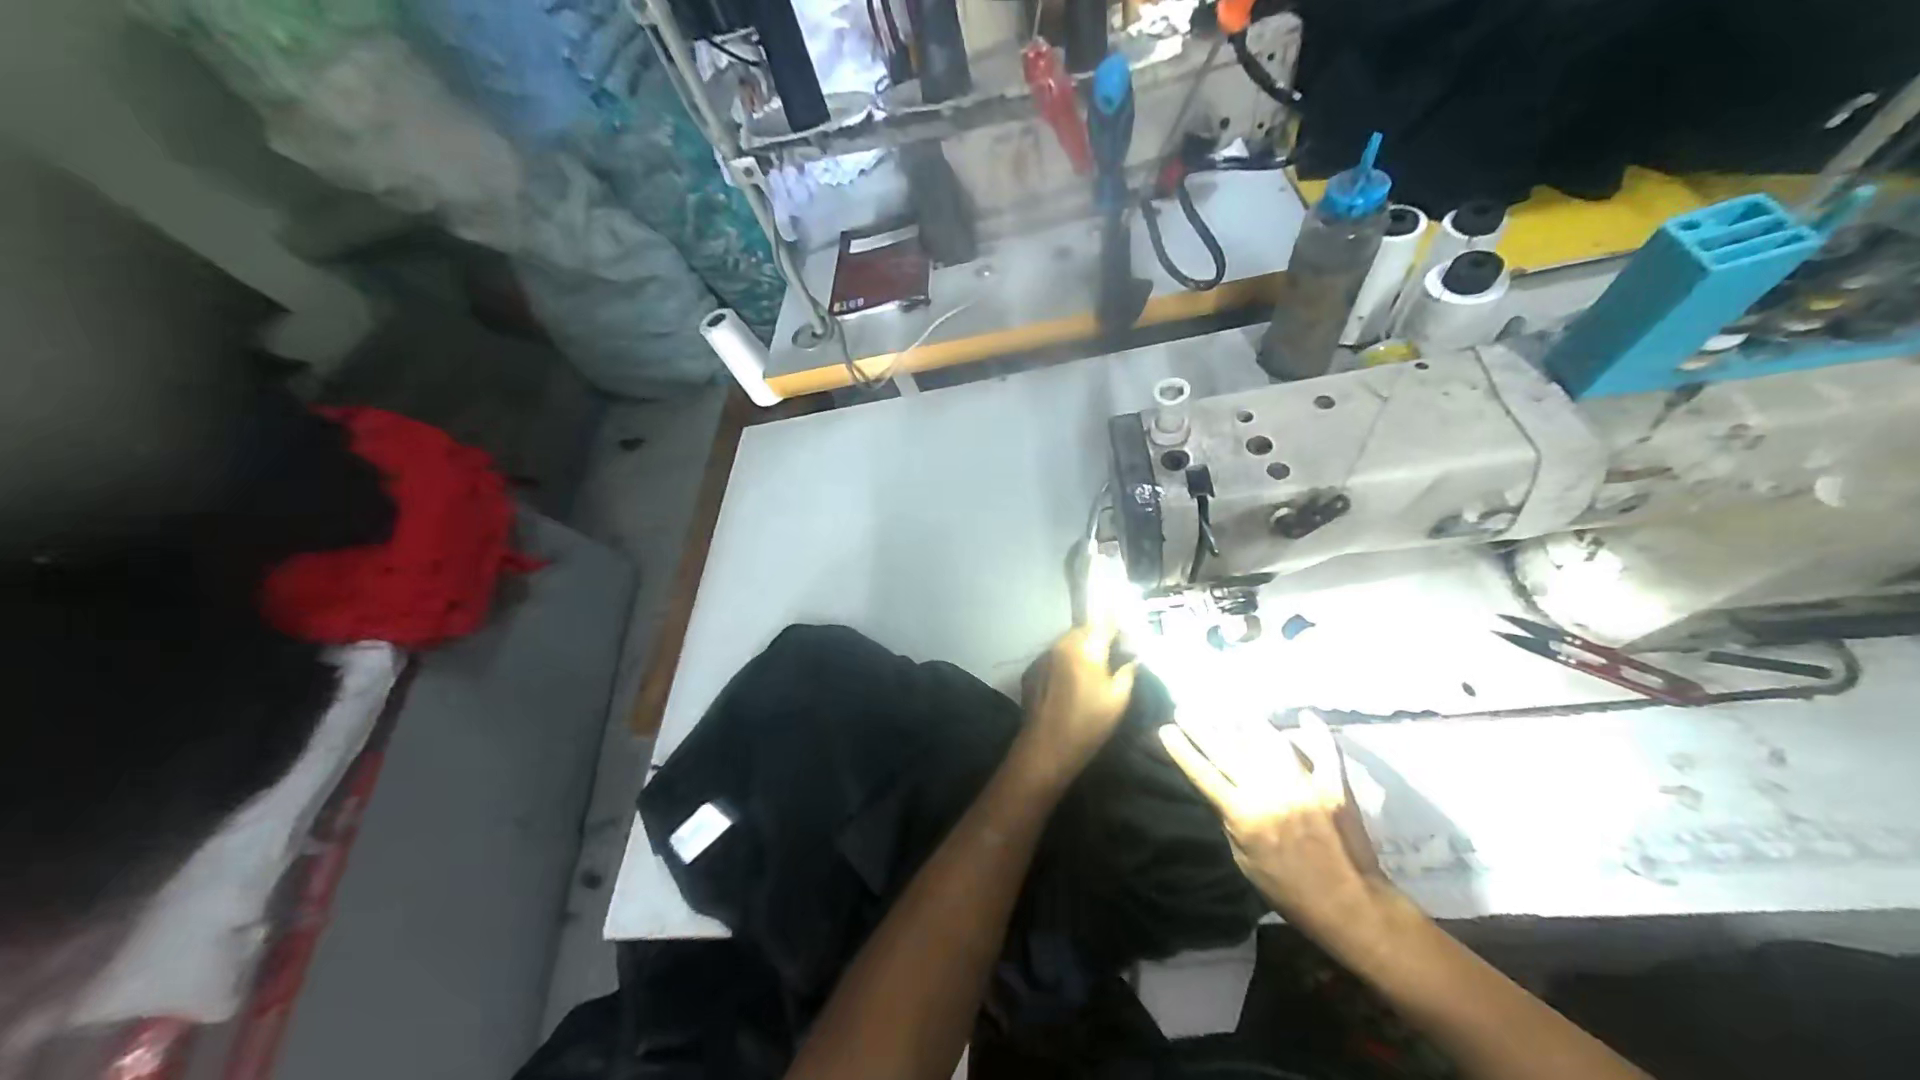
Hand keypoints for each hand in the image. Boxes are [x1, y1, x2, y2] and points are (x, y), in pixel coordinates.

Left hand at [1016, 621, 1138, 779]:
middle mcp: (1061, 645)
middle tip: (1112, 653)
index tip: (1128, 638)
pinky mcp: (1031, 669)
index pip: (1105, 624)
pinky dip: (1064, 661)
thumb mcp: (1118, 699)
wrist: (1046, 747)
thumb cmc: (1087, 724)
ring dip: (1080, 648)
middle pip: (1084, 630)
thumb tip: (1132, 658)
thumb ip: (1127, 672)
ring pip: (1067, 642)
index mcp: (1085, 648)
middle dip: (1099, 637)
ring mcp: (1043, 656)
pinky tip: (1070, 680)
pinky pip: (1053, 656)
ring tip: (1091, 667)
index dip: (1119, 628)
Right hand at [1159, 710, 1385, 933]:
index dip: (1182, 750)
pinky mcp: (1334, 786)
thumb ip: (1231, 821)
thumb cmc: (1288, 891)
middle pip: (1228, 751)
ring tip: (1233, 708)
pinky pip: (1324, 750)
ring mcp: (1303, 785)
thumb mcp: (1244, 860)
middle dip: (1203, 728)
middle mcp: (1269, 792)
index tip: (1166, 729)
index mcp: (1244, 815)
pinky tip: (1304, 715)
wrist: (1349, 906)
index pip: (1204, 774)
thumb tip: (1220, 791)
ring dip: (1248, 722)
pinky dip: (1315, 731)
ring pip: (1271, 742)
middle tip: (1185, 708)